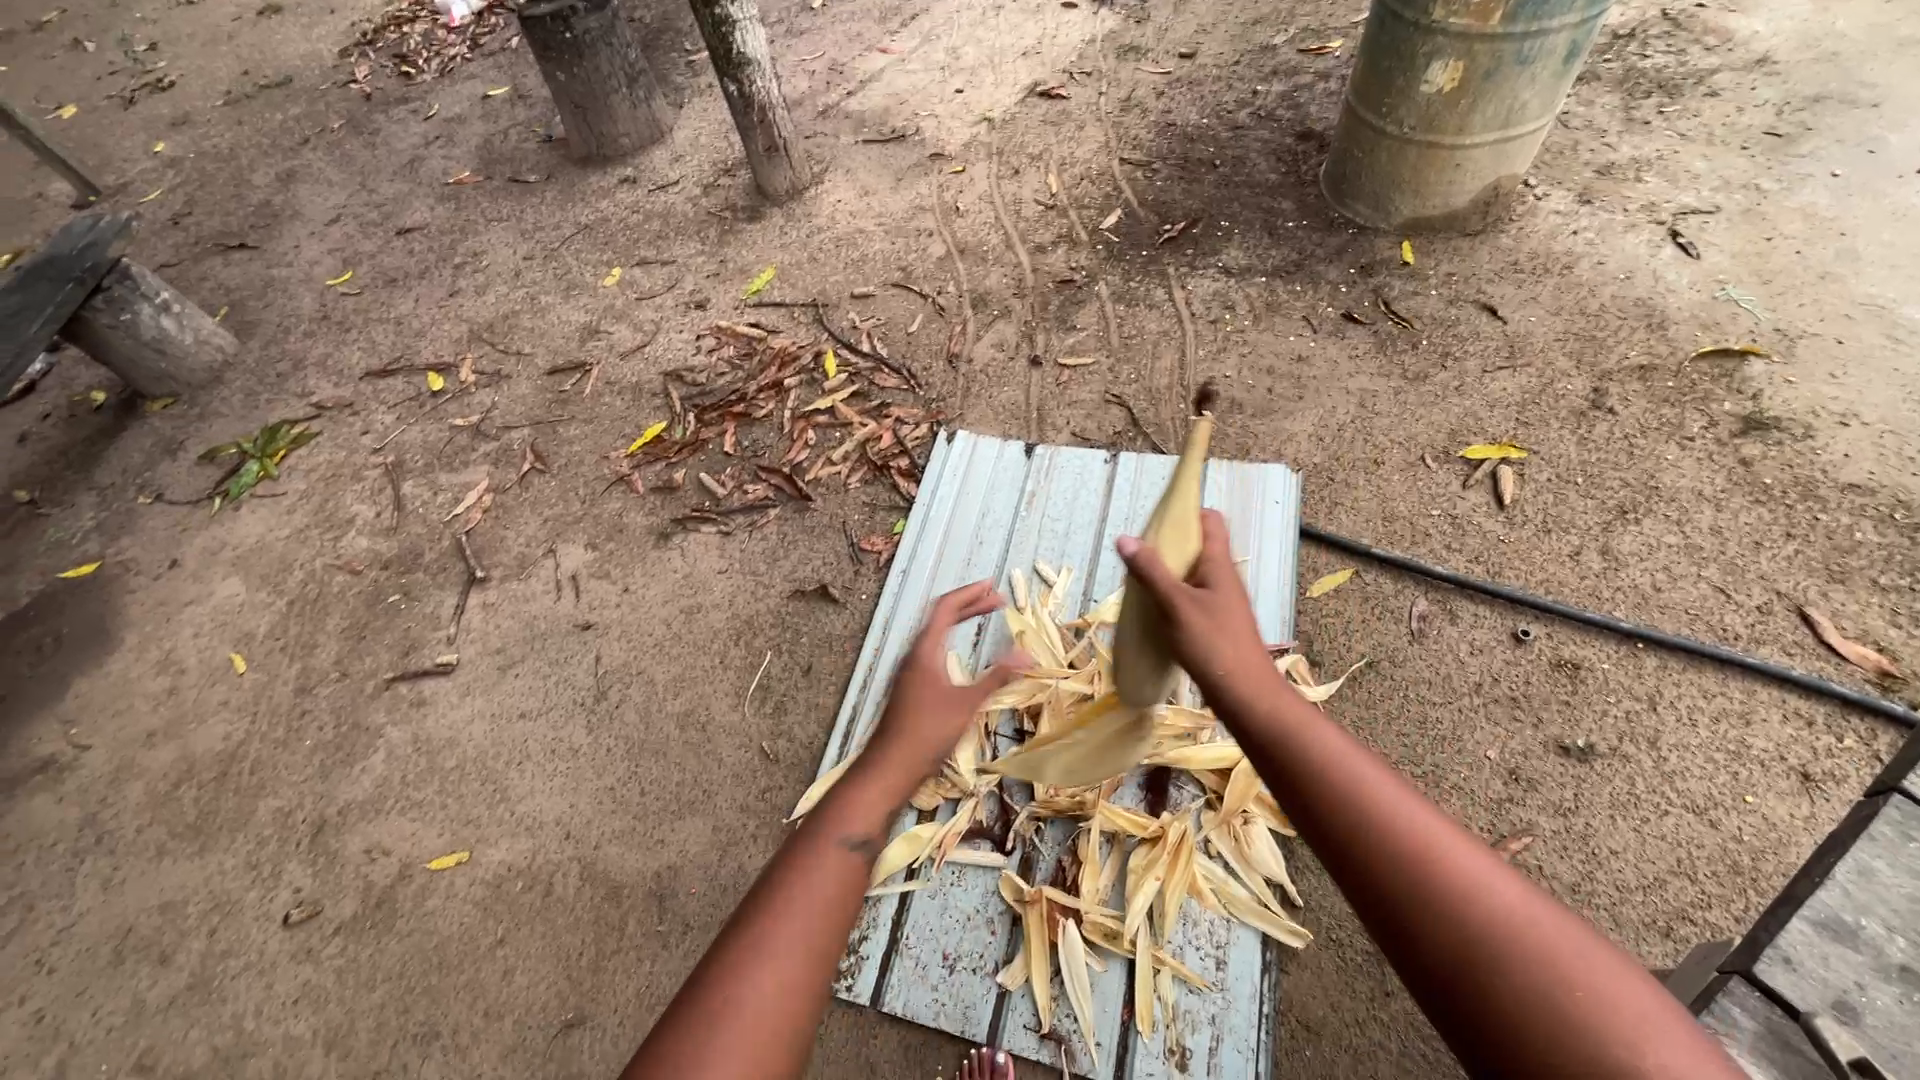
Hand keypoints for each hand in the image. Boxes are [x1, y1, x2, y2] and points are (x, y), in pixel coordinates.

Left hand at [860, 581, 1026, 795]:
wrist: (891, 765)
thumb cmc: (928, 732)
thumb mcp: (968, 703)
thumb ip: (997, 676)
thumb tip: (1027, 654)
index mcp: (925, 650)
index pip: (946, 607)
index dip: (970, 593)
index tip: (992, 586)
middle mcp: (914, 654)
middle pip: (940, 616)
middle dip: (968, 604)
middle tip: (994, 598)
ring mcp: (910, 669)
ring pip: (935, 632)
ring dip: (958, 619)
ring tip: (981, 614)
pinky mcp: (911, 685)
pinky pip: (932, 648)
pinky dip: (951, 638)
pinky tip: (960, 650)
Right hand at [1116, 510, 1280, 715]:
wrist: (1244, 694)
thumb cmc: (1212, 644)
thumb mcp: (1175, 604)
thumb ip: (1150, 572)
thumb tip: (1125, 538)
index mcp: (1219, 564)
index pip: (1210, 520)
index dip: (1186, 512)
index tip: (1157, 520)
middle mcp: (1223, 578)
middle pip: (1197, 547)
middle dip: (1168, 546)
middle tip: (1138, 554)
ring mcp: (1221, 602)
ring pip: (1192, 575)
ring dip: (1168, 574)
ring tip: (1139, 582)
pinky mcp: (1216, 623)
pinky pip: (1191, 598)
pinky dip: (1172, 597)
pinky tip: (1154, 611)